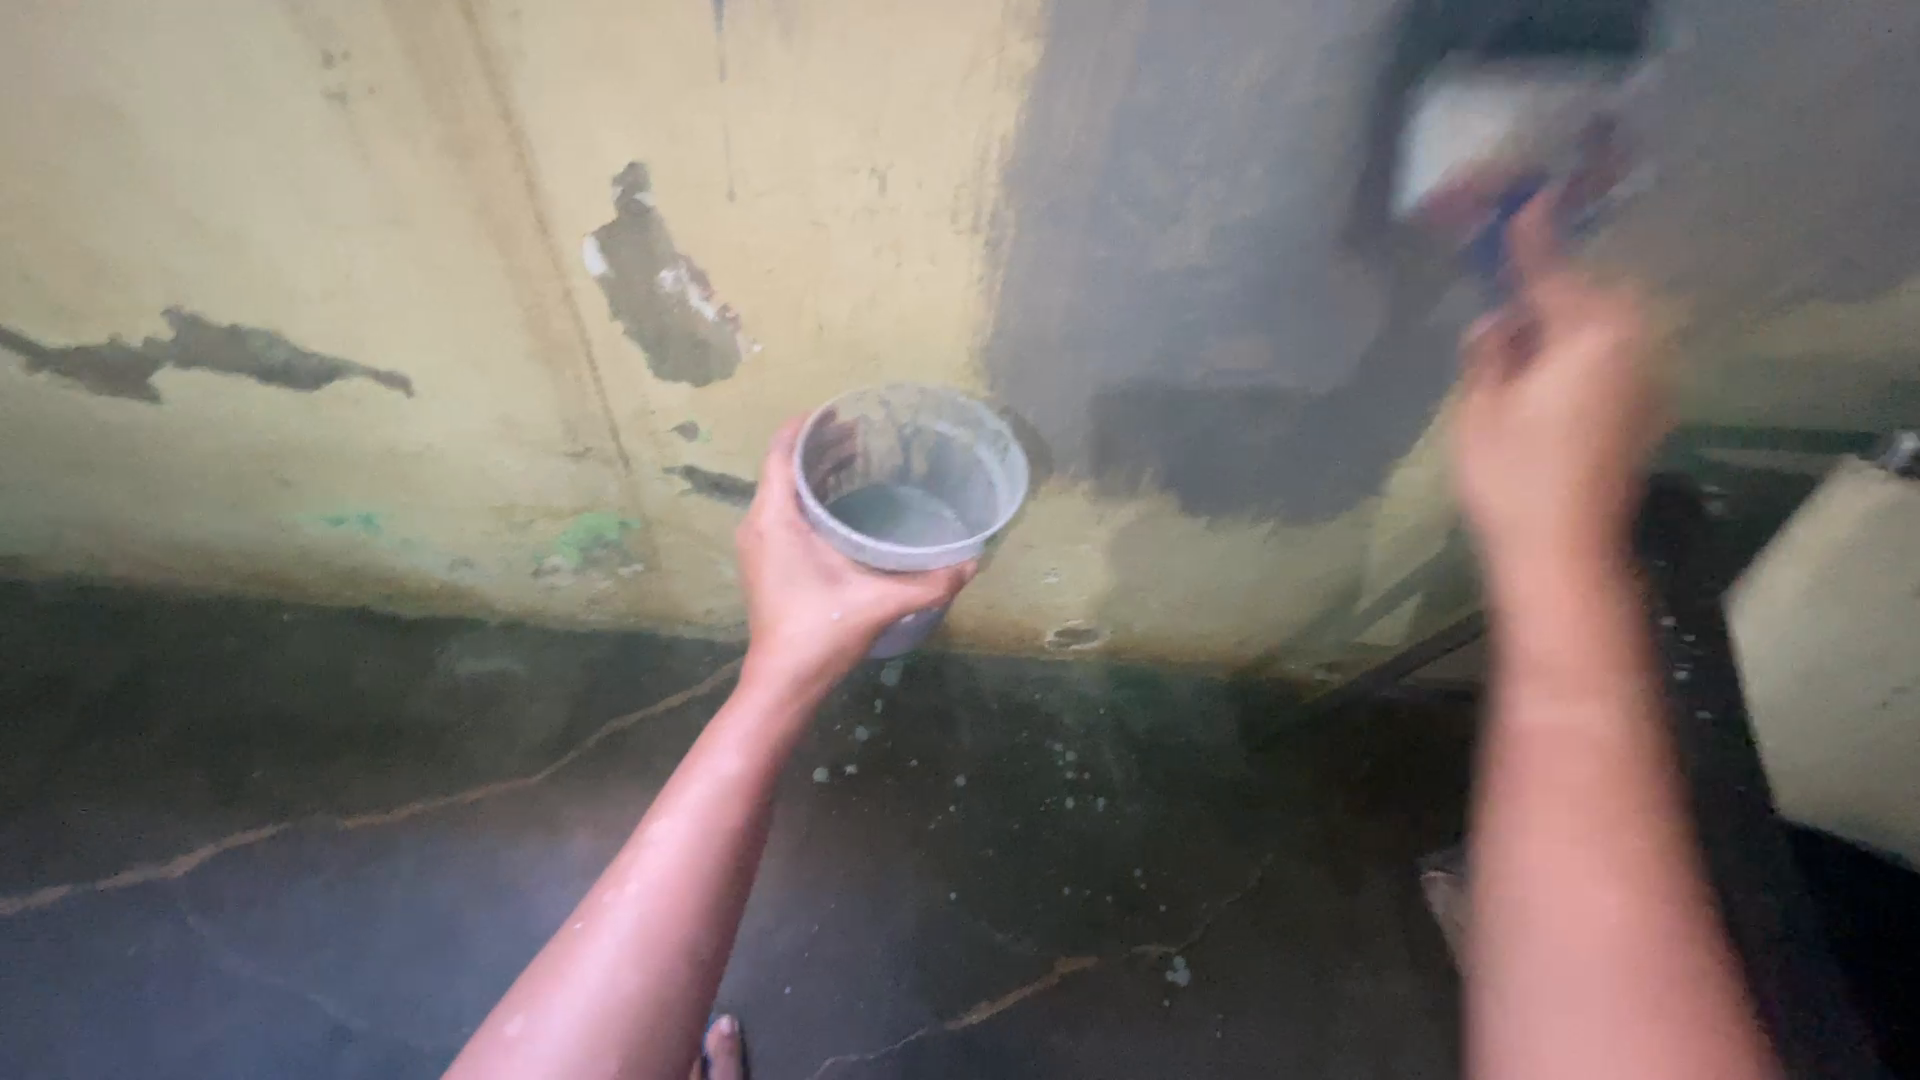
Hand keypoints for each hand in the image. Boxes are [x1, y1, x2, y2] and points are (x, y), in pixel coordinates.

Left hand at [735, 418, 976, 697]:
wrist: (784, 681)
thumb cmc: (821, 633)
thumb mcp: (880, 603)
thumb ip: (930, 582)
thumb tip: (973, 562)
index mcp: (775, 519)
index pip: (781, 452)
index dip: (806, 426)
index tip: (839, 412)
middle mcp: (758, 524)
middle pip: (782, 468)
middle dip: (817, 448)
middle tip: (862, 435)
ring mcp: (757, 544)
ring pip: (780, 491)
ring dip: (812, 474)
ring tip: (854, 462)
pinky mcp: (763, 562)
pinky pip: (781, 512)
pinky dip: (806, 499)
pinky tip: (839, 507)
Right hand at [1451, 196, 1666, 583]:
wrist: (1561, 546)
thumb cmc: (1509, 476)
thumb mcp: (1479, 409)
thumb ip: (1489, 355)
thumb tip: (1495, 321)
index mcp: (1588, 338)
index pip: (1553, 274)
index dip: (1531, 239)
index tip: (1521, 200)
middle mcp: (1632, 347)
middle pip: (1587, 296)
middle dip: (1547, 283)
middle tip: (1501, 277)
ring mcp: (1645, 379)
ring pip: (1602, 326)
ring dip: (1562, 318)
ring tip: (1515, 330)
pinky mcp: (1644, 407)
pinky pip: (1610, 354)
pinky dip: (1577, 347)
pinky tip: (1543, 367)